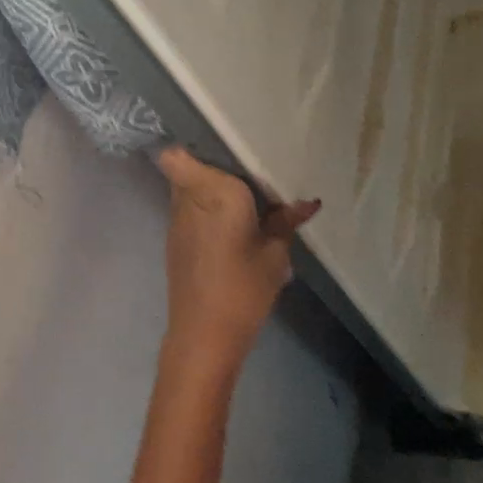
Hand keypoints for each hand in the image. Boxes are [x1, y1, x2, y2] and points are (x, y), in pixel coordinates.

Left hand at [154, 147, 319, 373]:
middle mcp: (188, 199)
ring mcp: (176, 220)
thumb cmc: (243, 290)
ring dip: (209, 189)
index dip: (195, 146)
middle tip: (248, 171)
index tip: (228, 147)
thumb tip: (308, 202)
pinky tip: (232, 225)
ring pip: (186, 188)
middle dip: (213, 166)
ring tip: (244, 197)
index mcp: (213, 193)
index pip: (179, 155)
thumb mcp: (274, 255)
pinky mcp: (174, 241)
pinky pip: (188, 210)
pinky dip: (205, 210)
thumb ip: (286, 221)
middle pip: (187, 167)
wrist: (204, 335)